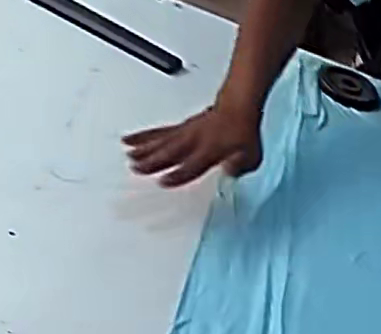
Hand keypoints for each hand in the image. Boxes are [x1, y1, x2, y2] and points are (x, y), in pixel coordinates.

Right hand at [123, 107, 263, 187]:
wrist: (238, 106)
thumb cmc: (245, 132)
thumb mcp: (251, 156)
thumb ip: (239, 166)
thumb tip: (229, 172)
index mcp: (210, 150)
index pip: (191, 165)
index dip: (177, 174)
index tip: (163, 181)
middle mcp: (194, 140)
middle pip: (170, 152)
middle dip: (152, 161)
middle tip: (136, 168)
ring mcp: (186, 131)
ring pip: (161, 140)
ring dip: (144, 148)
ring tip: (129, 156)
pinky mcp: (182, 126)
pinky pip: (160, 131)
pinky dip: (145, 136)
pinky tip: (132, 140)